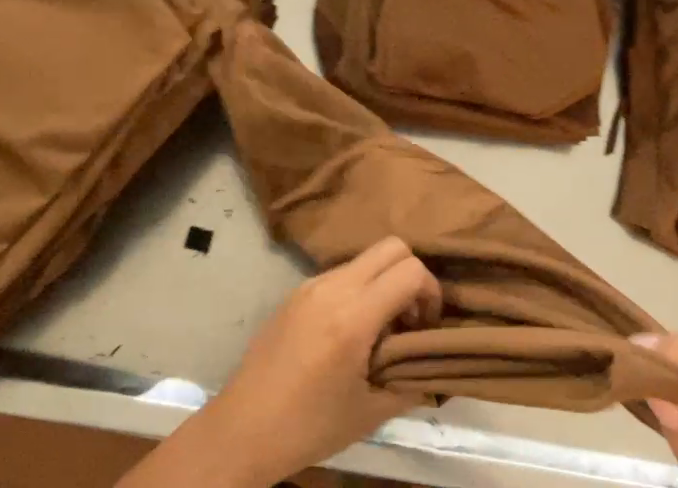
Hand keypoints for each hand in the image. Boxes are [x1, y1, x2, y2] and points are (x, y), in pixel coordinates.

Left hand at [119, 236, 441, 487]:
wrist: (242, 429)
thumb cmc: (309, 426)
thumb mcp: (371, 413)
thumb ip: (411, 382)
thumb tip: (435, 366)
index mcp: (353, 316)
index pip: (410, 270)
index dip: (431, 292)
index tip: (426, 326)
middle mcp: (332, 287)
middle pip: (390, 247)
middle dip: (412, 276)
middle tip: (410, 319)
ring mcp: (310, 285)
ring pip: (364, 259)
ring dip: (383, 282)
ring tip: (381, 330)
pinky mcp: (295, 293)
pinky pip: (340, 274)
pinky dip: (359, 290)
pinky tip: (351, 332)